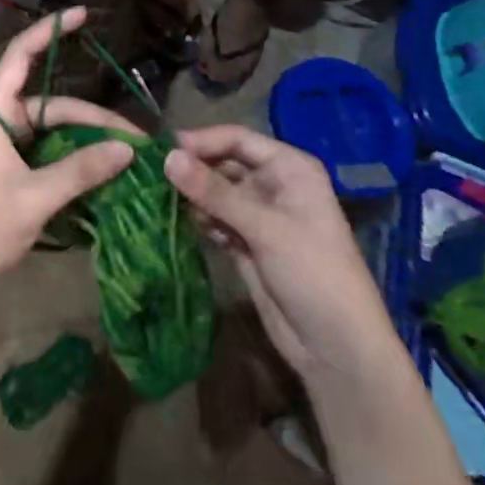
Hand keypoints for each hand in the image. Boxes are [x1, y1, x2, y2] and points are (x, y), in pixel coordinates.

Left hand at [0, 8, 140, 289]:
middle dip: (97, 119)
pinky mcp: (19, 169)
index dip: (49, 32)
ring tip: (129, 154)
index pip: (18, 58)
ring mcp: (11, 147)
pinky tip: (108, 168)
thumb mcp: (36, 198)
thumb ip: (82, 170)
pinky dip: (82, 155)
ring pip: (60, 129)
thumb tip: (129, 148)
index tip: (82, 15)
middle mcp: (3, 123)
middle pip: (57, 105)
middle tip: (135, 138)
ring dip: (93, 139)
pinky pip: (57, 150)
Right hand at [165, 127, 395, 376]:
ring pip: (218, 195)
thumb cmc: (311, 270)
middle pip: (226, 165)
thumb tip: (168, 158)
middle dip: (194, 169)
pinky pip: (218, 223)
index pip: (239, 140)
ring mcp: (260, 217)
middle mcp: (275, 185)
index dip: (203, 141)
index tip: (161, 150)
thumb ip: (215, 193)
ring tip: (155, 199)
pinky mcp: (248, 246)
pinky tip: (178, 225)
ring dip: (193, 197)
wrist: (334, 344)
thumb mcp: (265, 228)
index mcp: (290, 168)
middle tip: (150, 177)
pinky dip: (201, 222)